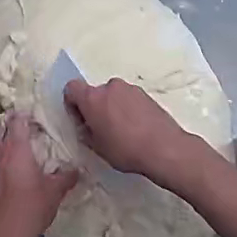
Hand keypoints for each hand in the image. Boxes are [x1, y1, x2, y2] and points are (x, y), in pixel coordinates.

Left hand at [0, 112, 77, 236]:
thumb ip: (67, 177)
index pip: (17, 123)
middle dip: (10, 124)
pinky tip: (7, 166)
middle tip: (24, 125)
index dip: (24, 115)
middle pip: (0, 130)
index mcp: (17, 150)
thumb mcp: (56, 191)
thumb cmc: (33, 208)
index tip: (33, 113)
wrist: (6, 236)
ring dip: (1, 139)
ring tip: (14, 143)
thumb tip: (77, 169)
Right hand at [63, 78, 213, 187]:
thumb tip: (87, 127)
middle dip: (95, 107)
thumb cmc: (125, 149)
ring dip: (113, 107)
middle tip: (101, 128)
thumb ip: (86, 132)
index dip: (72, 103)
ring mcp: (131, 89)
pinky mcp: (147, 94)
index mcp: (93, 98)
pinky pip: (130, 99)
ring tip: (122, 130)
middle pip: (95, 92)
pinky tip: (136, 128)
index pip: (72, 88)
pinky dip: (128, 108)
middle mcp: (111, 86)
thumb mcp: (97, 147)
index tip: (80, 119)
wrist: (164, 148)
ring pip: (114, 95)